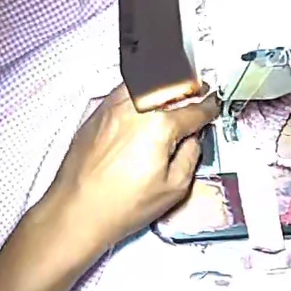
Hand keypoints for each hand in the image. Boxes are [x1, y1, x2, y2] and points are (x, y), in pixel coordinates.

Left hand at [27, 85, 218, 264]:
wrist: (77, 210)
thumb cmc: (121, 204)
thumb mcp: (174, 188)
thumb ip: (190, 156)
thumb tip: (192, 139)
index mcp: (159, 125)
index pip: (193, 110)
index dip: (208, 108)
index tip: (212, 107)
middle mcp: (135, 107)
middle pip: (170, 84)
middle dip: (188, 86)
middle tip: (198, 92)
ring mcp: (112, 106)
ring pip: (145, 79)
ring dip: (164, 81)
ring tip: (173, 92)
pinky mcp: (96, 113)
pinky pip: (125, 89)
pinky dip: (140, 89)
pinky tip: (145, 102)